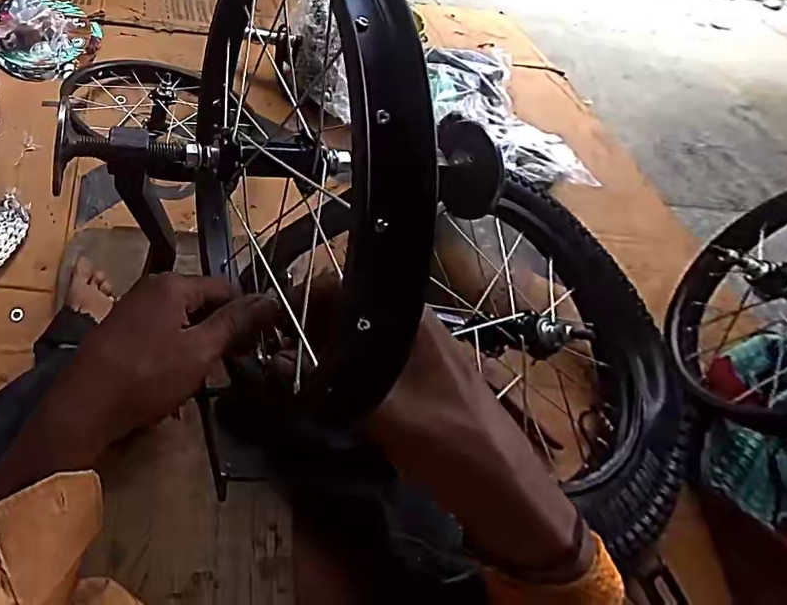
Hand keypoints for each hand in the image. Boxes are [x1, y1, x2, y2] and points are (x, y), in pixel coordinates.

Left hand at [0, 275, 277, 519]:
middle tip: (236, 365)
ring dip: (200, 345)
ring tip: (208, 376)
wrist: (87, 401)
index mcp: (172, 284)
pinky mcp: (126, 326)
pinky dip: (177, 350)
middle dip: (221, 332)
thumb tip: (269, 299)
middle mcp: (153, 286)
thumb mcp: (199, 352)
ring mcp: (136, 305)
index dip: (247, 314)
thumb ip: (234, 324)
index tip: (260, 345)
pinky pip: (164, 331)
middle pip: (203, 302)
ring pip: (184, 319)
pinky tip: (179, 378)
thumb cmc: (146, 375)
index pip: (226, 288)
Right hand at [276, 276, 589, 582]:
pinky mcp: (423, 377)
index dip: (302, 300)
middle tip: (284, 354)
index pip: (338, 285)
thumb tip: (273, 362)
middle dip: (311, 329)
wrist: (513, 500)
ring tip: (303, 374)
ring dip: (328, 352)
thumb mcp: (381, 412)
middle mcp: (412, 324)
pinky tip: (336, 392)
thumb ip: (326, 383)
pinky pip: (372, 359)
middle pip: (345, 310)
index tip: (276, 324)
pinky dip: (349, 370)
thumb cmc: (451, 444)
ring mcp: (420, 351)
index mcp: (406, 318)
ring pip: (356, 336)